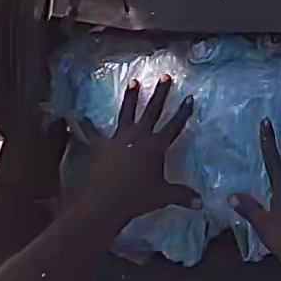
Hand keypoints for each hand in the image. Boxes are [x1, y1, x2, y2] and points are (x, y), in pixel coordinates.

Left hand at [71, 77, 196, 228]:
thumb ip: (182, 195)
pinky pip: (92, 133)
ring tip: (134, 81)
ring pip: (127, 112)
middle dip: (160, 93)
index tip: (189, 97)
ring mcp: (119, 138)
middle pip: (152, 110)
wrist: (107, 200)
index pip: (174, 125)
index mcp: (156, 146)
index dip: (183, 112)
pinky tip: (79, 117)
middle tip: (164, 76)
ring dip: (131, 97)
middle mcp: (139, 136)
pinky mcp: (101, 144)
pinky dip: (86, 125)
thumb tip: (201, 203)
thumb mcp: (163, 195)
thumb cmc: (137, 197)